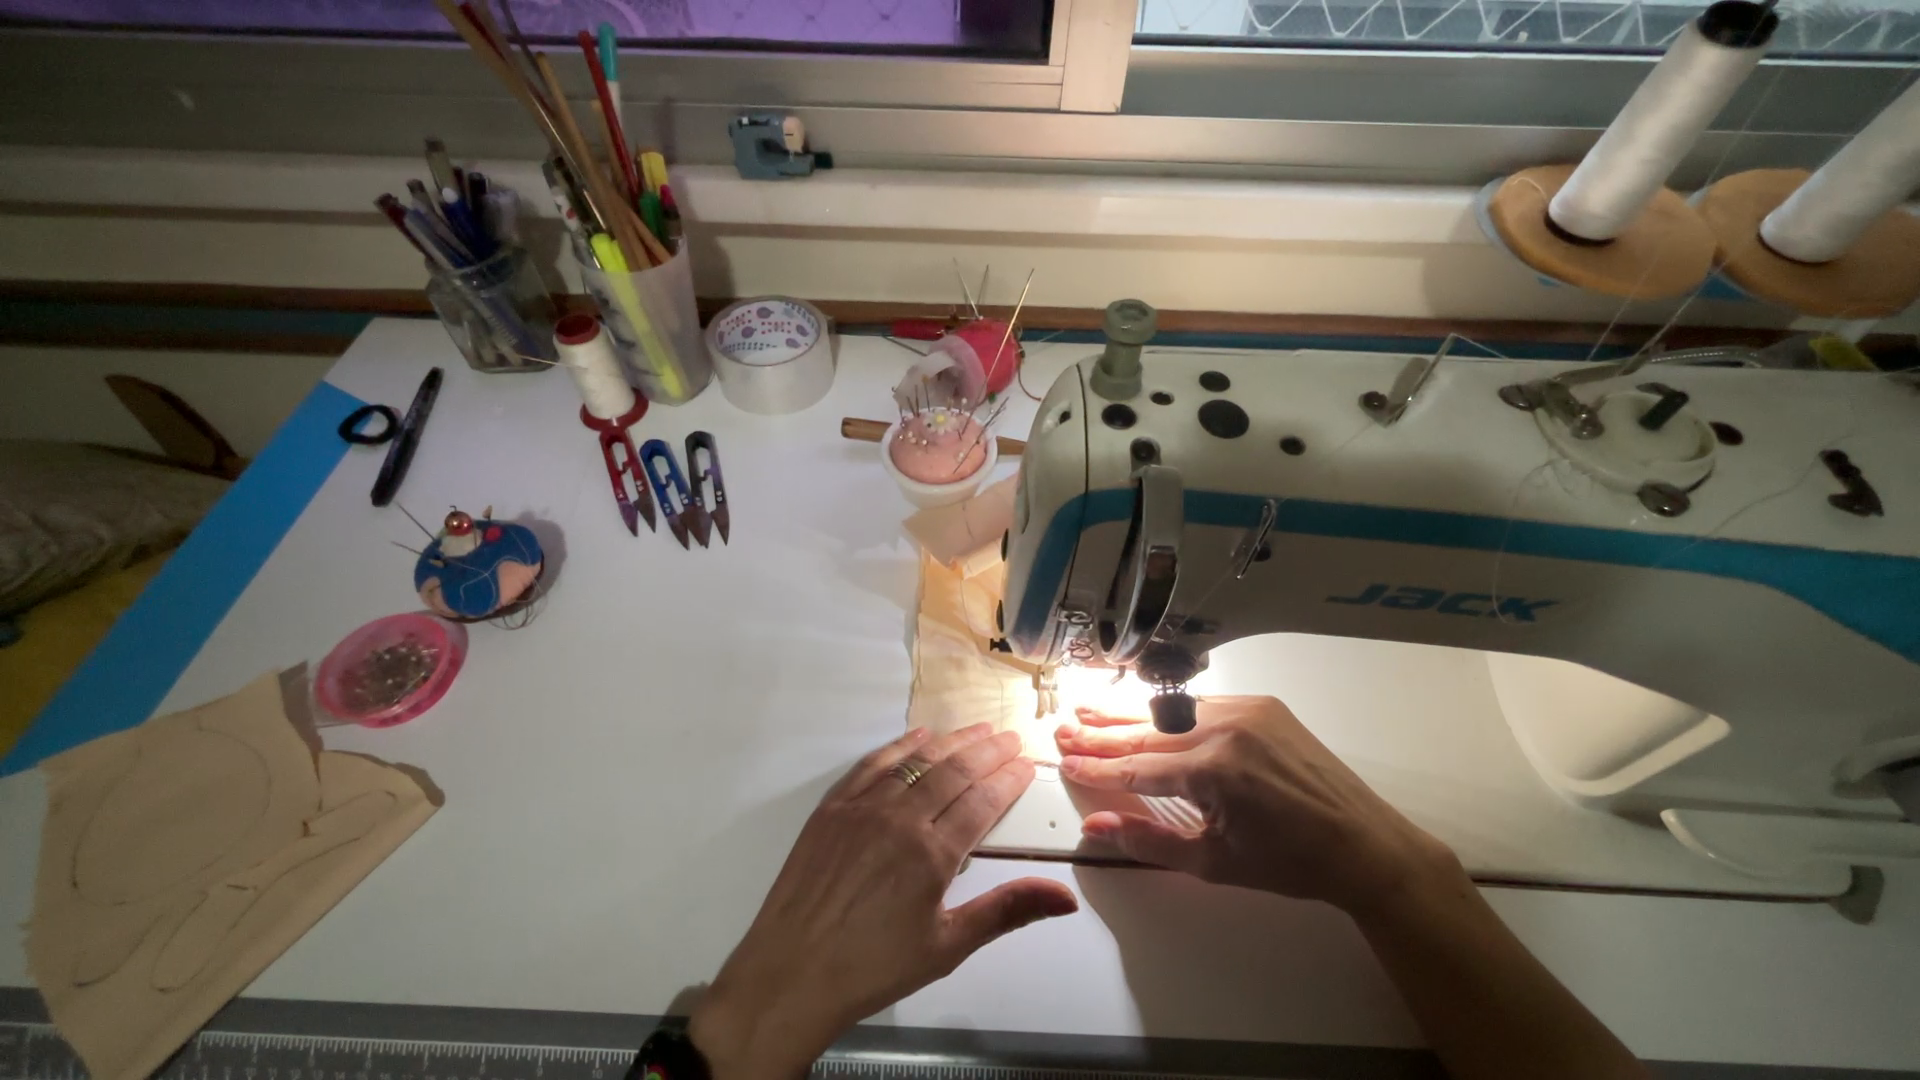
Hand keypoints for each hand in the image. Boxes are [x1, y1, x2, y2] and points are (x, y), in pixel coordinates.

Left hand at [689, 724, 1077, 1078]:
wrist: (790, 973)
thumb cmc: (874, 966)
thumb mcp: (947, 947)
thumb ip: (1006, 911)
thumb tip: (1067, 898)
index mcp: (932, 853)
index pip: (982, 802)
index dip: (1008, 779)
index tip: (1027, 763)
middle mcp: (900, 818)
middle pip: (954, 772)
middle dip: (987, 751)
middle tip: (1010, 735)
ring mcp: (863, 807)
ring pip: (916, 761)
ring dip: (951, 741)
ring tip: (977, 728)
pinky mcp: (832, 808)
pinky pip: (871, 765)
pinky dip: (898, 746)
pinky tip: (917, 736)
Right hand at [1056, 696, 1459, 917]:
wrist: (1364, 845)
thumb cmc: (1287, 864)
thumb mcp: (1213, 863)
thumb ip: (1148, 841)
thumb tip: (1094, 826)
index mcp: (1213, 772)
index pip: (1137, 768)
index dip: (1097, 769)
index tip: (1063, 764)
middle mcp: (1225, 729)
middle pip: (1147, 730)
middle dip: (1101, 733)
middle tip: (1064, 729)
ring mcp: (1247, 711)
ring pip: (1171, 711)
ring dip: (1129, 715)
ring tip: (1089, 710)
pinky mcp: (1264, 705)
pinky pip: (1203, 704)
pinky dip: (1170, 712)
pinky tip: (1147, 714)